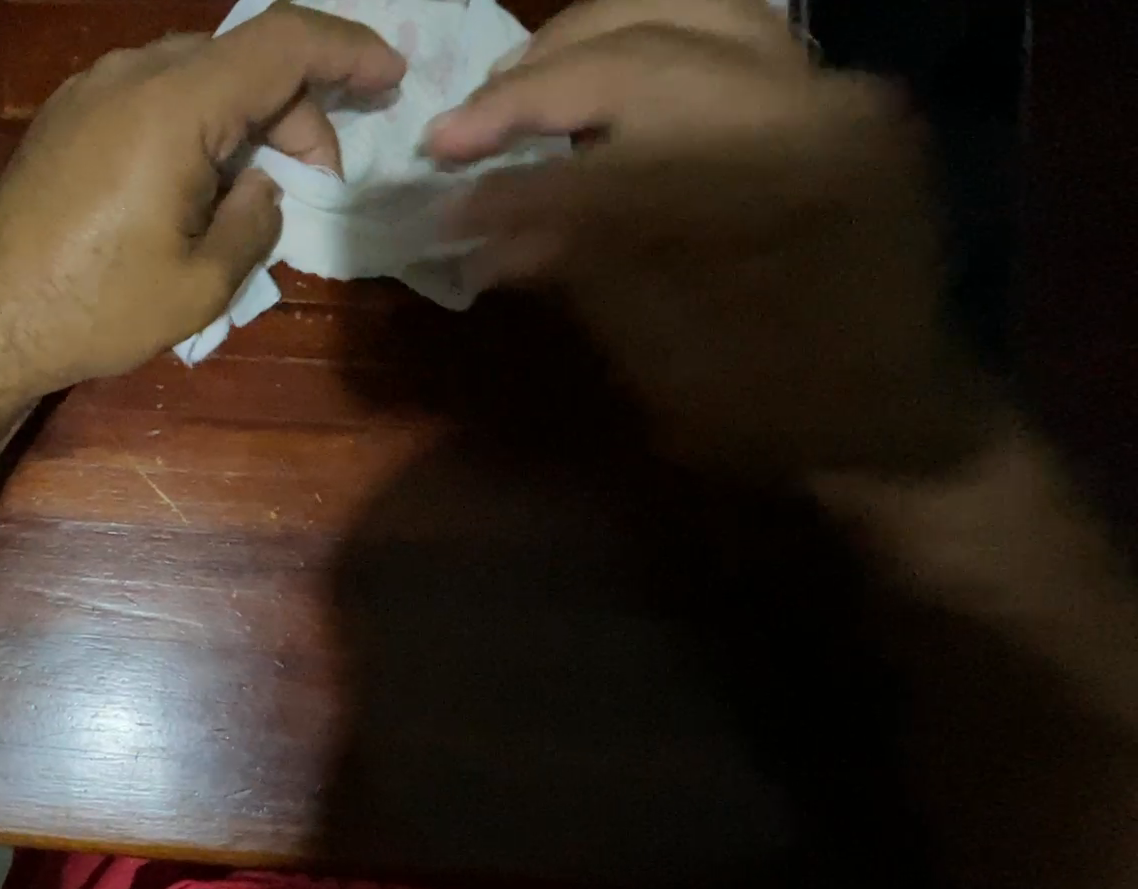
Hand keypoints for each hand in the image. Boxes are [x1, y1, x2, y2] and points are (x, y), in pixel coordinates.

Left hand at [0, 6, 404, 403]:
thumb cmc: (94, 310)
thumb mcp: (199, 285)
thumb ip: (253, 223)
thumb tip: (265, 188)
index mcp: (173, 106)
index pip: (282, 43)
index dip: (348, 52)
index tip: (389, 77)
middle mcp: (129, 75)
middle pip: (238, 60)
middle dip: (294, 111)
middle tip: (316, 181)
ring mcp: (89, 92)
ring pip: (194, 78)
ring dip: (242, 122)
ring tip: (255, 191)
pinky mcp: (66, 120)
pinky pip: (150, 100)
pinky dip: (195, 128)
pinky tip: (197, 184)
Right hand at [426, 0, 997, 474]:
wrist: (882, 412)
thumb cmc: (766, 409)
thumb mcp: (660, 356)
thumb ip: (579, 273)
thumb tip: (483, 242)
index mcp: (780, 192)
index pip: (616, 165)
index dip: (517, 189)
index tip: (442, 215)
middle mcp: (818, 109)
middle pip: (648, 54)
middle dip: (531, 91)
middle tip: (448, 137)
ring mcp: (830, 89)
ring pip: (686, 13)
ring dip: (579, 45)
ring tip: (504, 90)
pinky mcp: (821, 95)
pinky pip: (723, 30)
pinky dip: (639, 41)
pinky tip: (585, 75)